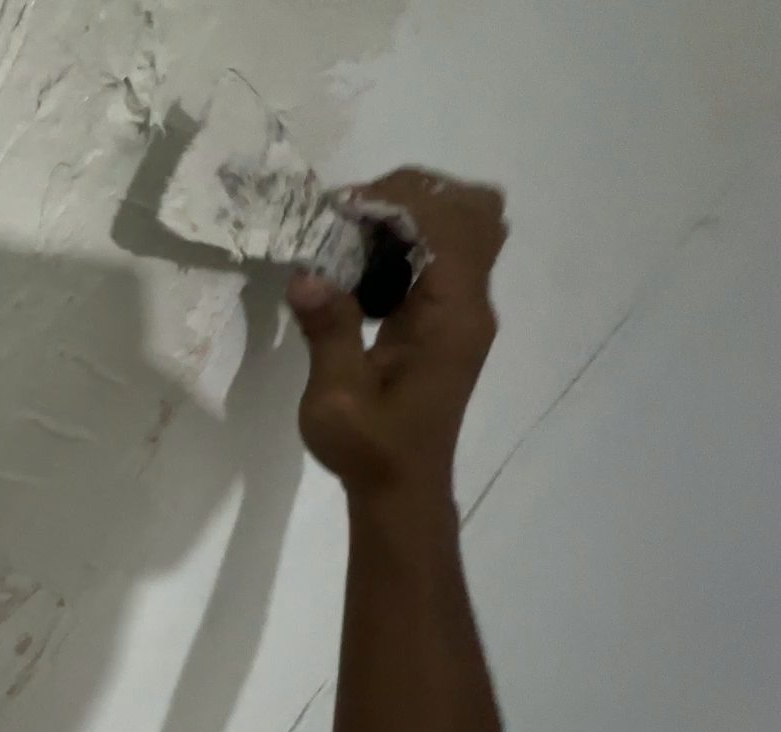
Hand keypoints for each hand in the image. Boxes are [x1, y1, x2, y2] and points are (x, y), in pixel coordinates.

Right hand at [287, 168, 507, 504]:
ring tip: (353, 233)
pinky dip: (411, 243)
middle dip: (414, 195)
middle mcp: (470, 304)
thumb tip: (306, 273)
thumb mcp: (336, 393)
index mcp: (450, 315)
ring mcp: (464, 313)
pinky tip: (363, 267)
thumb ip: (327, 329)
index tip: (338, 208)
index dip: (398, 200)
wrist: (401, 486)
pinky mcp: (450, 324)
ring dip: (415, 216)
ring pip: (467, 230)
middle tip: (350, 215)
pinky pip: (446, 259)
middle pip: (474, 211)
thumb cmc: (369, 445)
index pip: (448, 224)